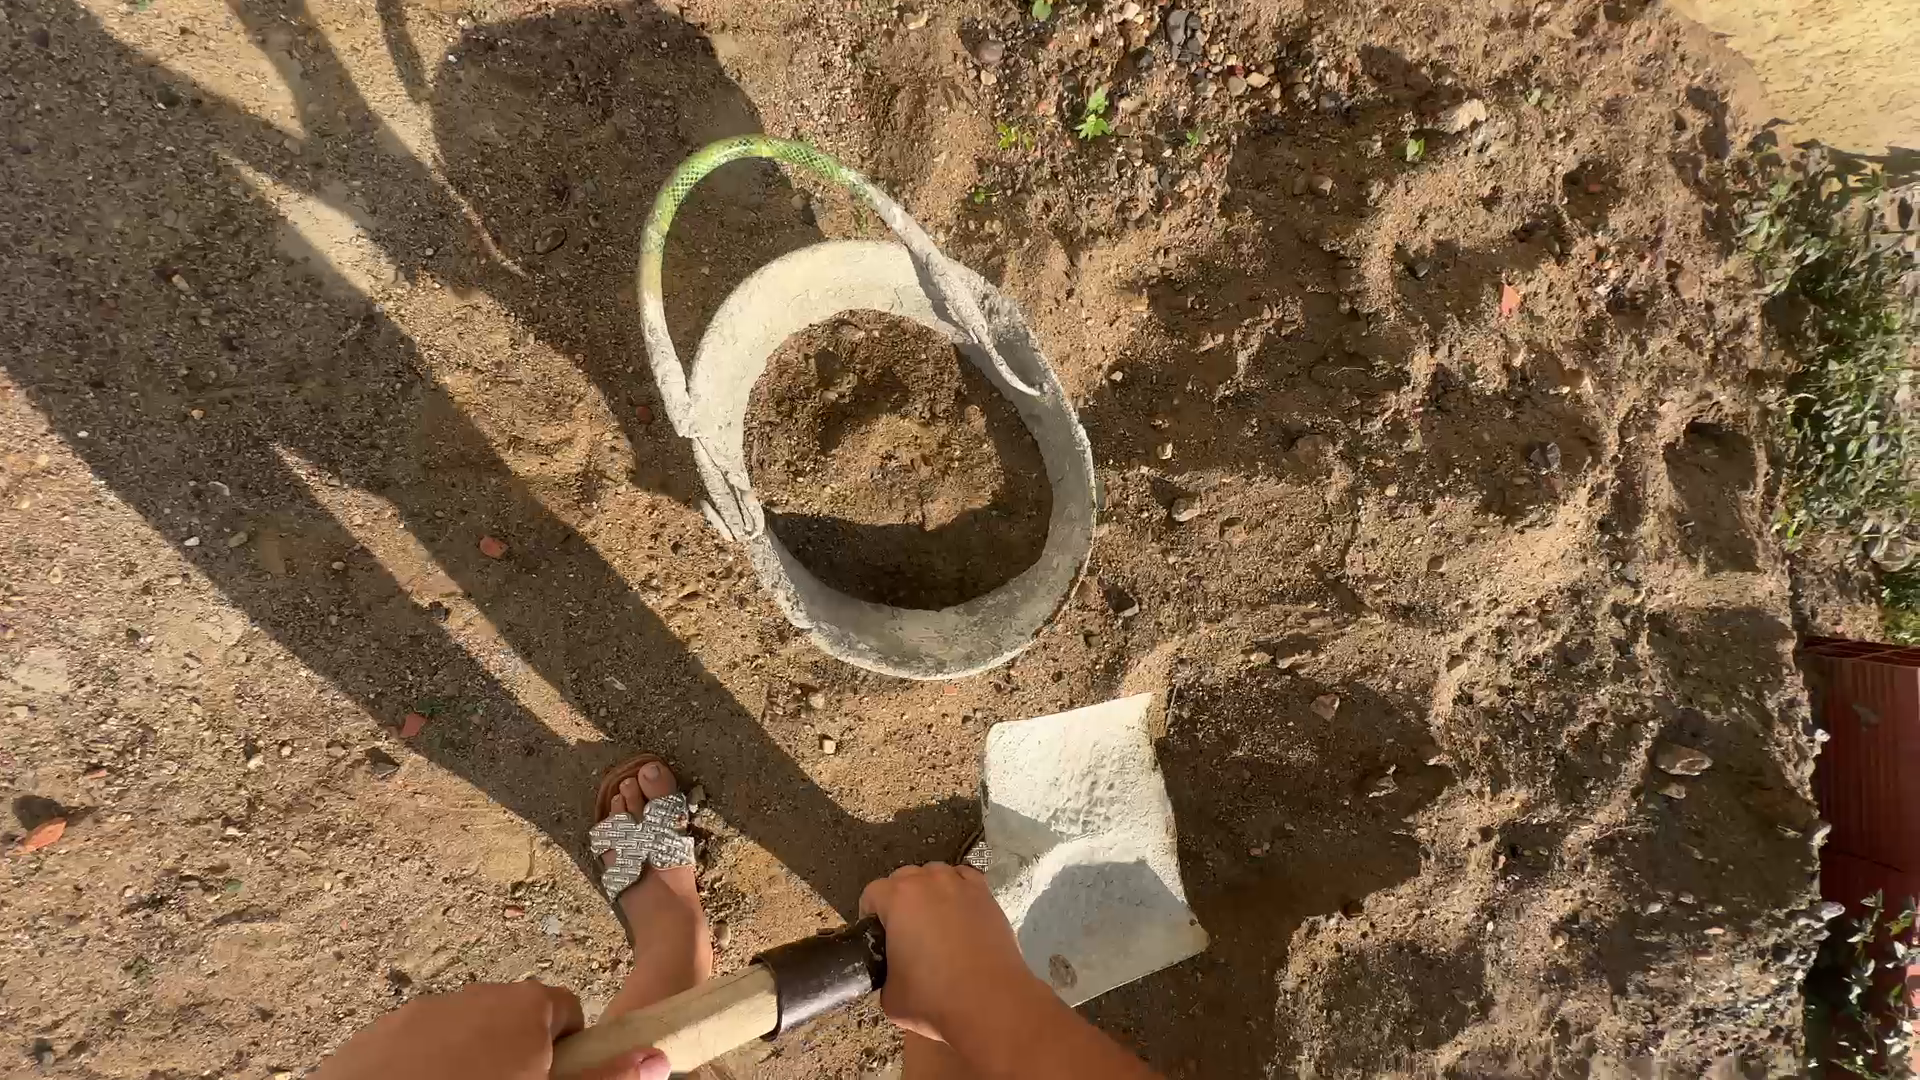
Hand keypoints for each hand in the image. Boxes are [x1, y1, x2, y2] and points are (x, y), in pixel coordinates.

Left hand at [313, 981, 666, 1079]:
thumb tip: (663, 1057)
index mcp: (526, 1007)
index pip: (568, 1012)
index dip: (566, 1054)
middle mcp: (478, 995)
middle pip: (514, 1020)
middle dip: (514, 1058)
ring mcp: (418, 1013)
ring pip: (460, 1034)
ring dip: (463, 1064)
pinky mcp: (366, 1039)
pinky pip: (408, 1048)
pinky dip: (414, 1071)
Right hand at [858, 862, 1048, 1041]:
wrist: (990, 1001)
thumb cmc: (934, 999)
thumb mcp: (889, 996)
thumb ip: (883, 971)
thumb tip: (892, 970)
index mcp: (898, 898)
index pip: (872, 893)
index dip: (870, 916)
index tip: (877, 938)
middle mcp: (928, 880)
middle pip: (903, 878)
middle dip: (898, 900)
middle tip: (903, 933)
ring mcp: (959, 882)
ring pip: (933, 874)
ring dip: (928, 892)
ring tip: (933, 922)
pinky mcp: (984, 892)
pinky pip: (962, 879)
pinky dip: (956, 891)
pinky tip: (959, 914)